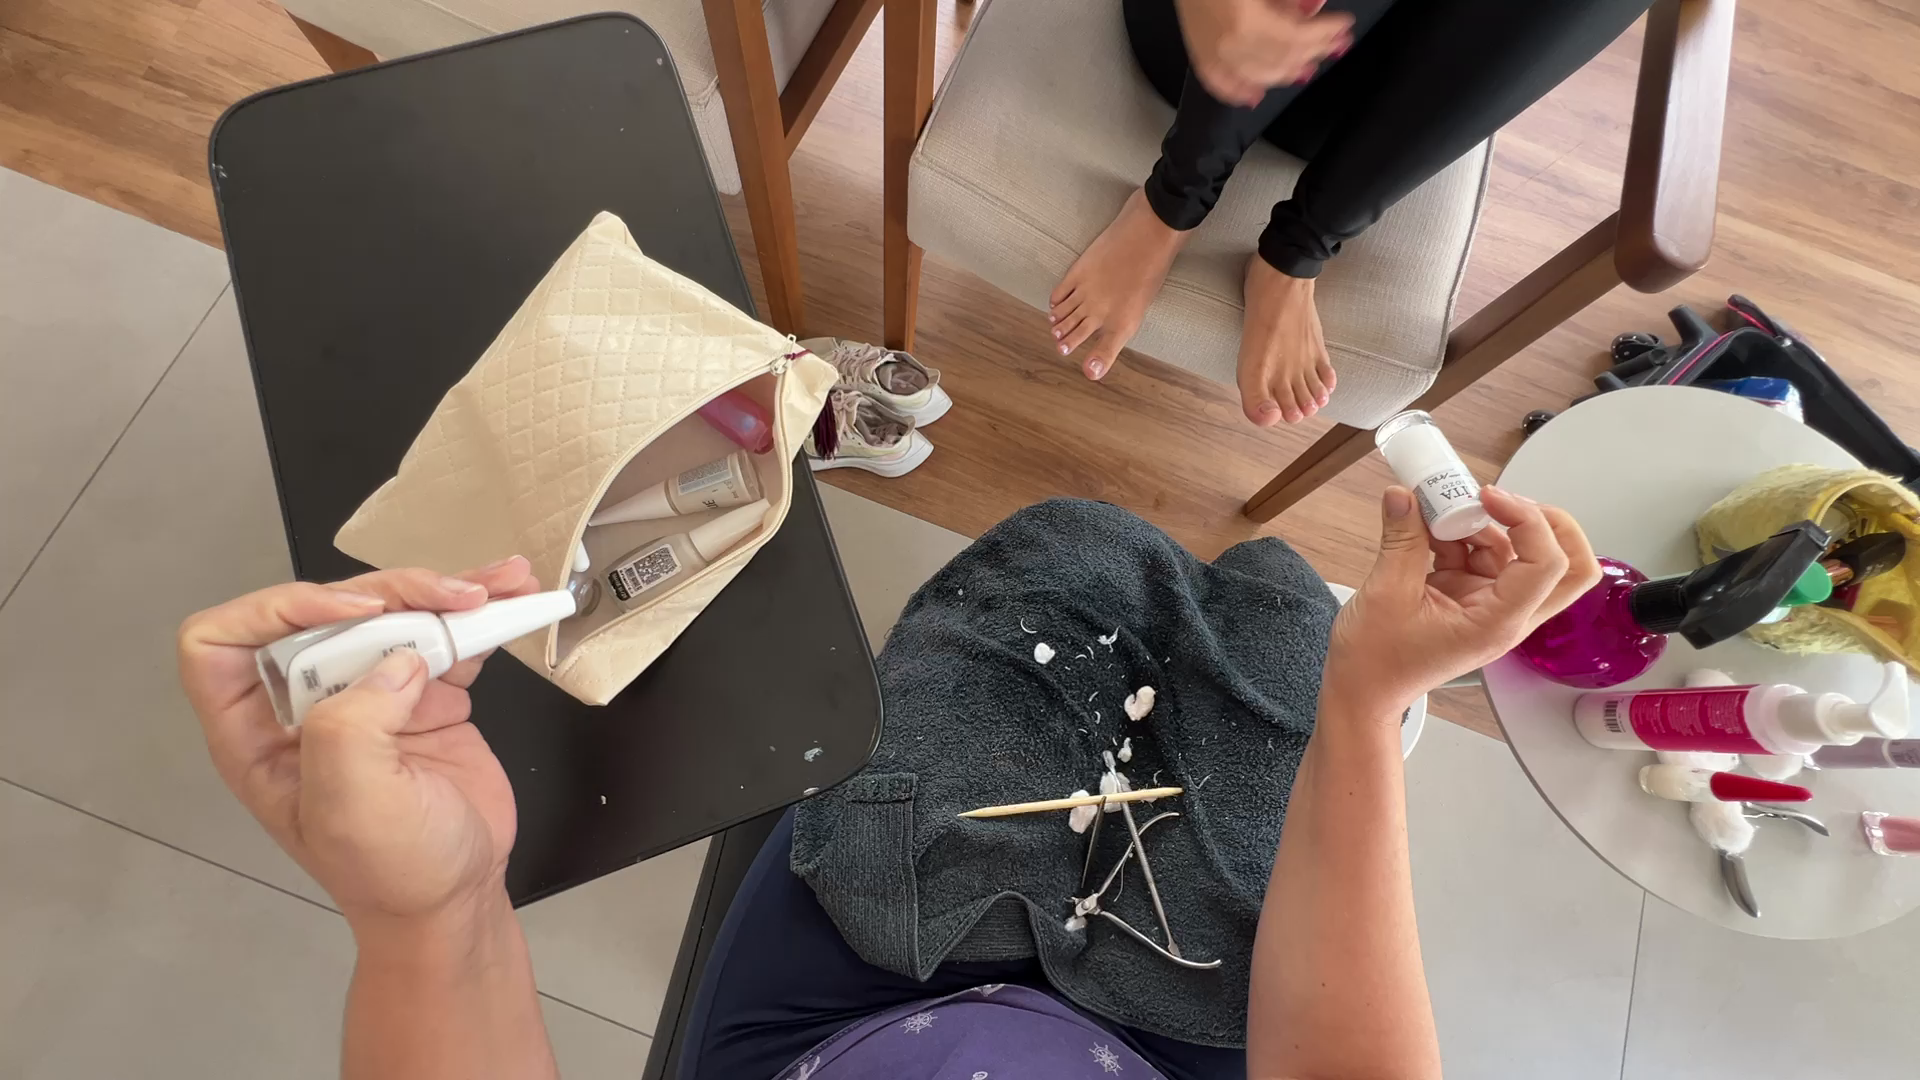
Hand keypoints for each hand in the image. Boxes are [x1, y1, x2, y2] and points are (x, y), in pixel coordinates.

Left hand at [178, 559, 537, 927]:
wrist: (458, 892)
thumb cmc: (392, 867)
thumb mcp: (352, 808)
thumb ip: (353, 729)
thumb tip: (399, 660)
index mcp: (263, 730)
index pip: (226, 643)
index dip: (282, 609)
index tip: (364, 613)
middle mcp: (316, 703)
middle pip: (338, 615)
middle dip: (401, 593)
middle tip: (462, 596)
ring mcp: (380, 696)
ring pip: (404, 617)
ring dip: (455, 591)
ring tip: (506, 580)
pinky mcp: (435, 697)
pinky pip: (456, 641)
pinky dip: (488, 615)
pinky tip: (516, 598)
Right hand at [1175, 0, 1353, 107]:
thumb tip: (1313, 8)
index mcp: (1245, 21)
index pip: (1295, 38)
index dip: (1323, 34)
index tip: (1344, 28)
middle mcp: (1229, 45)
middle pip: (1280, 61)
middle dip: (1312, 54)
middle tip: (1335, 47)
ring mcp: (1212, 54)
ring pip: (1256, 77)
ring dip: (1285, 74)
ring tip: (1307, 66)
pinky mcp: (1199, 56)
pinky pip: (1222, 85)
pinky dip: (1240, 93)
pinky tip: (1256, 96)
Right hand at [1327, 486, 1600, 715]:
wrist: (1362, 689)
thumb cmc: (1376, 659)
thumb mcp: (1385, 593)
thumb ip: (1401, 540)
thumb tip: (1402, 495)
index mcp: (1497, 622)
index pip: (1546, 566)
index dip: (1527, 522)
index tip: (1486, 496)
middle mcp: (1504, 614)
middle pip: (1563, 566)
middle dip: (1542, 524)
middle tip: (1500, 501)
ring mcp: (1486, 606)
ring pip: (1514, 555)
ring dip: (1485, 526)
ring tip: (1440, 509)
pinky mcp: (1465, 599)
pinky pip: (1477, 558)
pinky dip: (1458, 537)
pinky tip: (1426, 528)